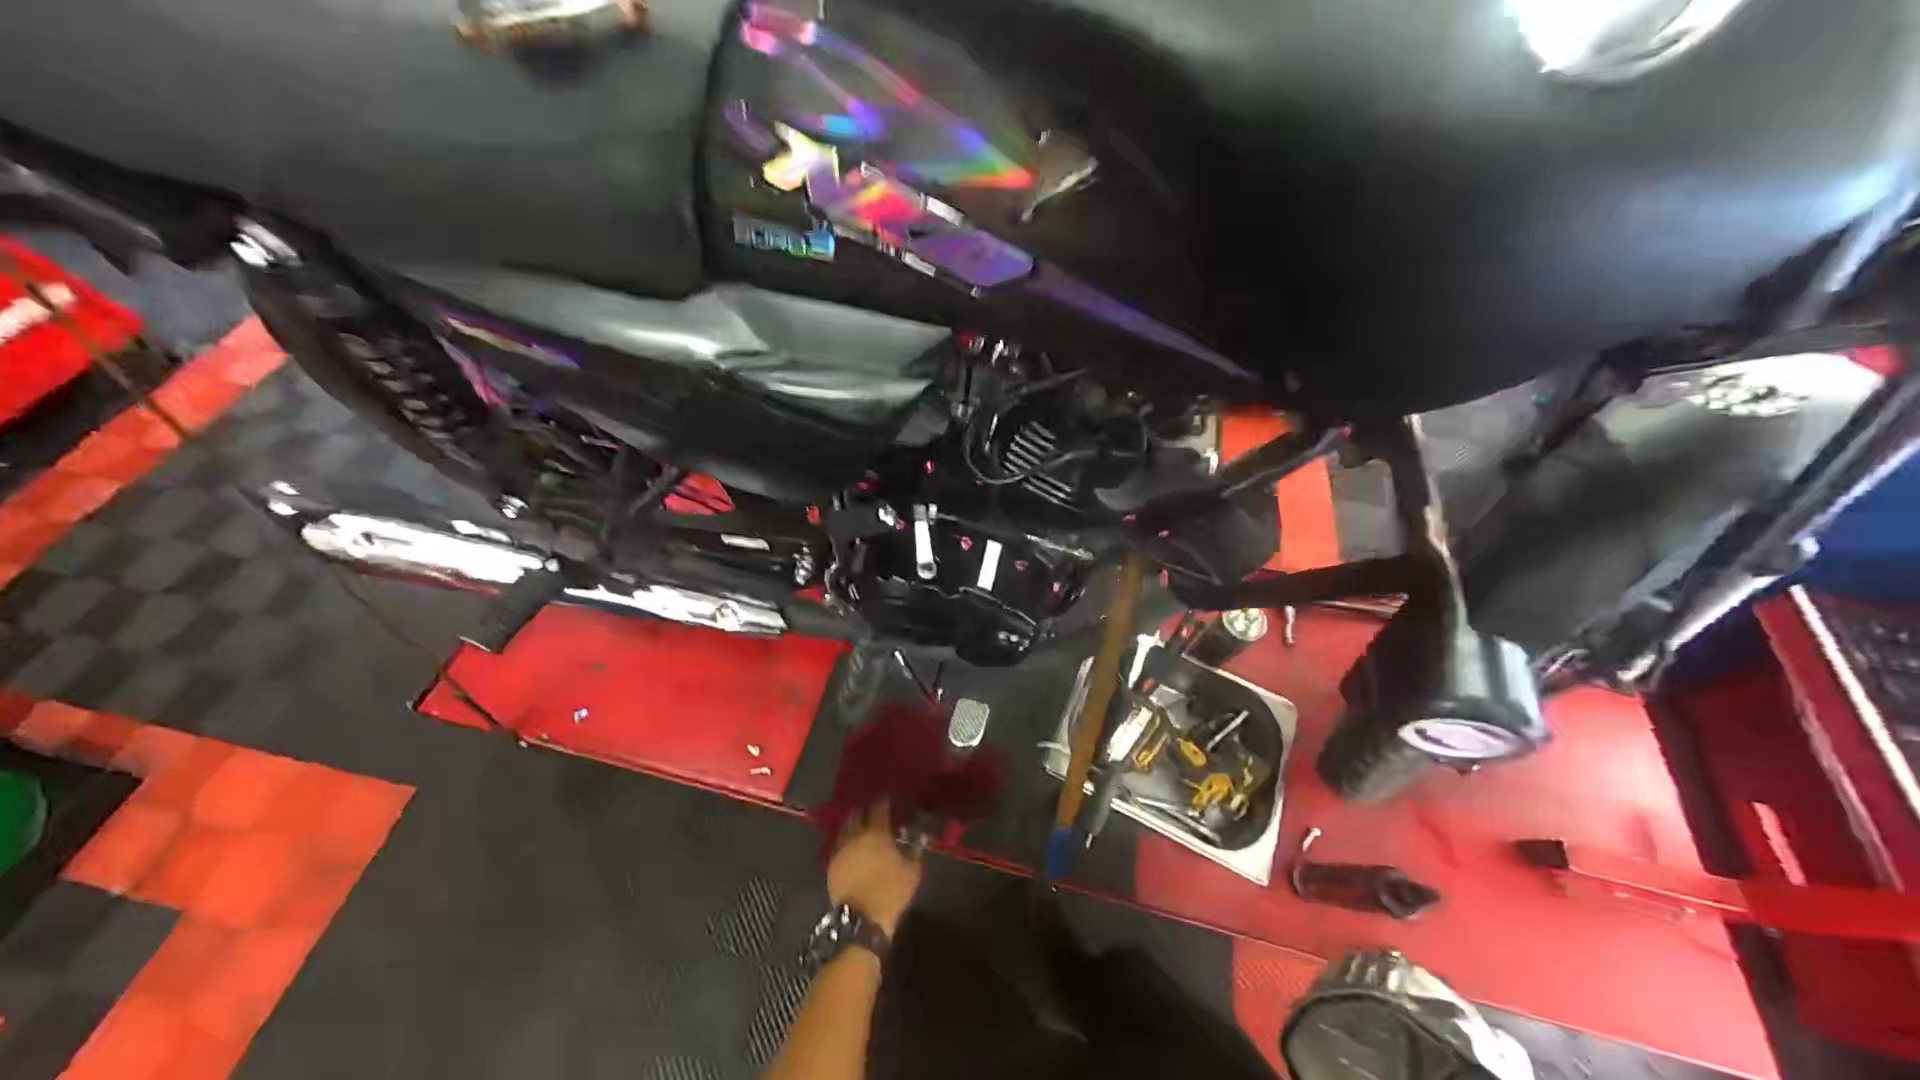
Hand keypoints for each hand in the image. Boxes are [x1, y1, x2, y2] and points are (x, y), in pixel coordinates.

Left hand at [826, 801, 922, 936]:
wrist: (862, 920)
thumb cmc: (891, 892)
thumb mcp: (912, 872)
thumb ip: (916, 850)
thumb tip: (921, 836)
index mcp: (876, 833)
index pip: (879, 808)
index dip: (885, 801)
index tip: (890, 800)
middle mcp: (855, 836)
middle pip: (857, 814)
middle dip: (865, 809)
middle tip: (873, 811)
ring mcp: (841, 850)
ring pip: (845, 828)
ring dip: (853, 824)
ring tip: (861, 827)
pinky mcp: (831, 865)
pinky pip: (838, 846)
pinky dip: (845, 842)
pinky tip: (851, 846)